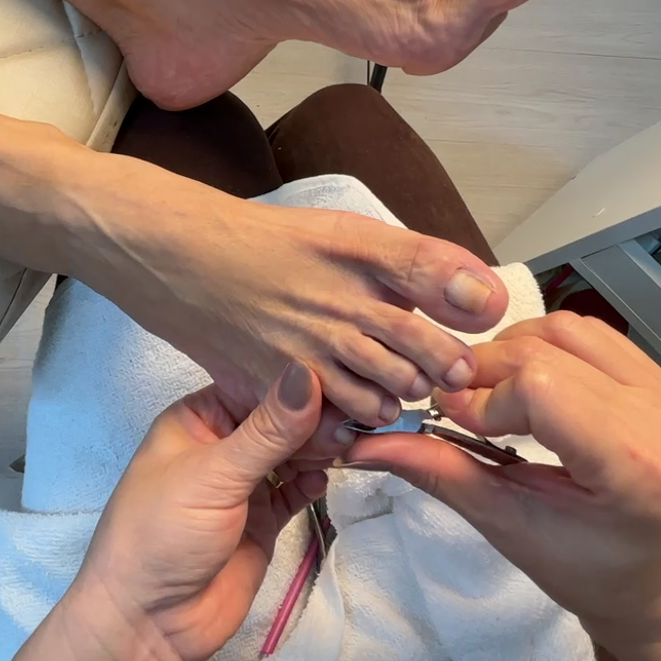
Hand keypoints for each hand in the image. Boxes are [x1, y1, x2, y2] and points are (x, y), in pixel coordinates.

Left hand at [14, 362, 326, 660]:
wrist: (148, 623)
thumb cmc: (163, 530)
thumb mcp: (215, 473)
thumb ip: (268, 430)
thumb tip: (306, 374)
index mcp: (197, 418)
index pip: (252, 387)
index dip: (292, 384)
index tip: (336, 381)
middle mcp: (221, 444)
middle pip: (276, 420)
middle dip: (310, 419)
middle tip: (348, 422)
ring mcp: (242, 484)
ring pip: (290, 454)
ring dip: (316, 450)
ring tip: (343, 448)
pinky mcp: (261, 521)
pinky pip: (293, 491)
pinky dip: (310, 483)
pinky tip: (322, 480)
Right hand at [70, 157, 504, 437]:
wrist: (176, 251)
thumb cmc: (259, 239)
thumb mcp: (342, 231)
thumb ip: (416, 261)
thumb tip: (483, 297)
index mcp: (365, 264)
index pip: (452, 312)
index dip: (466, 334)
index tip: (460, 341)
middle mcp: (342, 313)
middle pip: (423, 367)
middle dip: (435, 373)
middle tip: (427, 370)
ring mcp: (307, 354)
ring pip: (382, 402)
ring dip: (390, 400)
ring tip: (378, 385)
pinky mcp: (271, 384)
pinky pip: (329, 428)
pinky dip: (343, 427)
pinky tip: (335, 406)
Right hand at [344, 311, 660, 647]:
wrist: (647, 573)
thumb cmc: (582, 564)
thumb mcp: (503, 524)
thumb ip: (438, 471)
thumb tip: (362, 444)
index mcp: (634, 468)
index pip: (541, 389)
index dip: (485, 398)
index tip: (458, 422)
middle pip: (541, 353)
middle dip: (484, 373)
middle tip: (461, 407)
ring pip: (558, 329)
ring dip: (509, 350)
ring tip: (495, 392)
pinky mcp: (657, 377)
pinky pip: (582, 330)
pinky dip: (538, 341)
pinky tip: (526, 378)